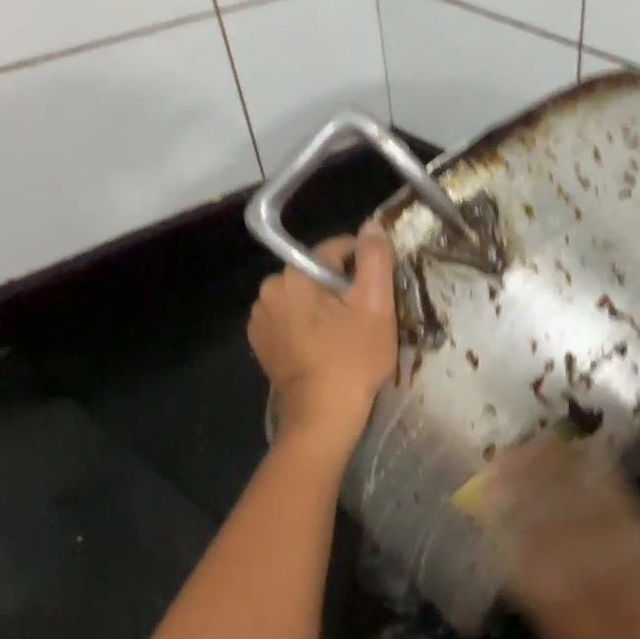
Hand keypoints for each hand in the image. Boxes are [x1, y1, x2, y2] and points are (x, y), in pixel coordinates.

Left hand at [249, 223, 398, 444]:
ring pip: (304, 297)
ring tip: (346, 335)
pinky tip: (325, 347)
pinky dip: (308, 325)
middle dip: (341, 288)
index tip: (379, 292)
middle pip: (317, 274)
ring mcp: (260, 318)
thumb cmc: (354, 357)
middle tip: (364, 318)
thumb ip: (374, 258)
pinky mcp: (261, 342)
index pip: (336, 250)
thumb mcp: (376, 304)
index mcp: (294, 275)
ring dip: (324, 307)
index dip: (363, 266)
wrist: (324, 413)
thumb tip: (371, 226)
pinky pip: (290, 319)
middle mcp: (269, 289)